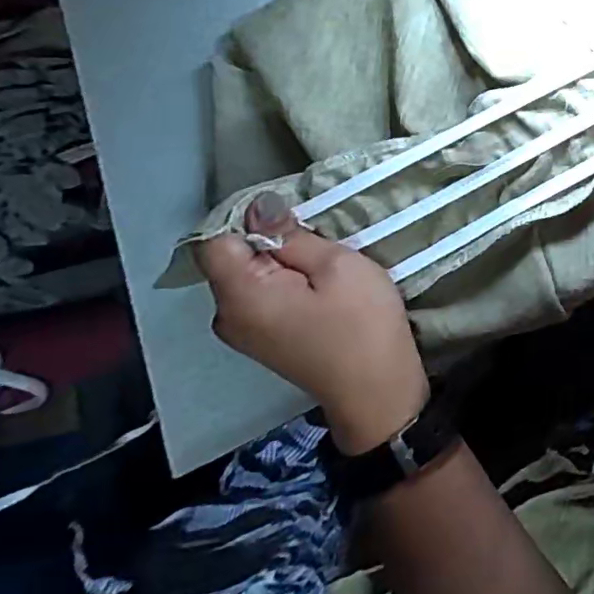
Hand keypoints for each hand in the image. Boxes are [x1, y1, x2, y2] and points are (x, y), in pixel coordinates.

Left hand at [196, 193, 429, 454]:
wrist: (376, 386)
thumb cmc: (361, 321)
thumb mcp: (337, 267)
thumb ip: (294, 237)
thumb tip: (259, 207)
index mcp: (238, 295)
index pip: (216, 240)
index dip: (249, 219)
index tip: (296, 215)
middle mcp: (225, 315)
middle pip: (233, 260)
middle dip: (271, 242)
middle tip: (324, 242)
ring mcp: (242, 333)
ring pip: (251, 279)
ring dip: (283, 264)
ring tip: (328, 266)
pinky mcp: (264, 342)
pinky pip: (263, 298)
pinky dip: (287, 285)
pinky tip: (322, 290)